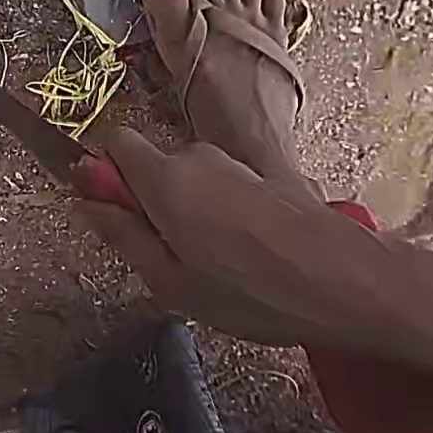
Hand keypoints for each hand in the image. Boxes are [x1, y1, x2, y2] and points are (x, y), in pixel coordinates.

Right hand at [71, 130, 393, 343]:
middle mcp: (195, 156)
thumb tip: (84, 203)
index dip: (106, 175)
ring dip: (183, 211)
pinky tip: (242, 254)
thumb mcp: (169, 279)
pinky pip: (217, 186)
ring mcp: (233, 163)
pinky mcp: (263, 175)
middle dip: (147, 202)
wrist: (349, 281)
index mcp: (164, 177)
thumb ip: (120, 235)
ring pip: (185, 178)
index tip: (118, 216)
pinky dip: (214, 212)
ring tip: (210, 263)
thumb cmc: (248, 289)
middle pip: (150, 165)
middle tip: (167, 256)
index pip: (114, 143)